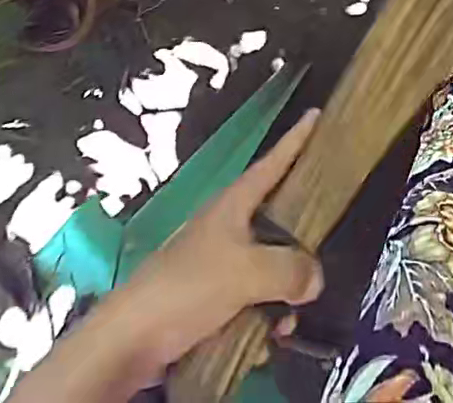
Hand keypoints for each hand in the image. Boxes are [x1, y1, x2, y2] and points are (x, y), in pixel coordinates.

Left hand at [11, 110, 324, 402]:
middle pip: (278, 215)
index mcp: (235, 202)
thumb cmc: (188, 285)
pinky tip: (268, 335)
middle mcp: (229, 223)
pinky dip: (265, 312)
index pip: (273, 161)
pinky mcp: (211, 293)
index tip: (315, 114)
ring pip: (269, 262)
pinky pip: (253, 294)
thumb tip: (314, 278)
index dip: (295, 138)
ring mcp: (219, 259)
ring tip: (289, 319)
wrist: (129, 339)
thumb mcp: (247, 272)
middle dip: (302, 235)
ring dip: (284, 289)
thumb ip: (289, 270)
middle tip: (323, 243)